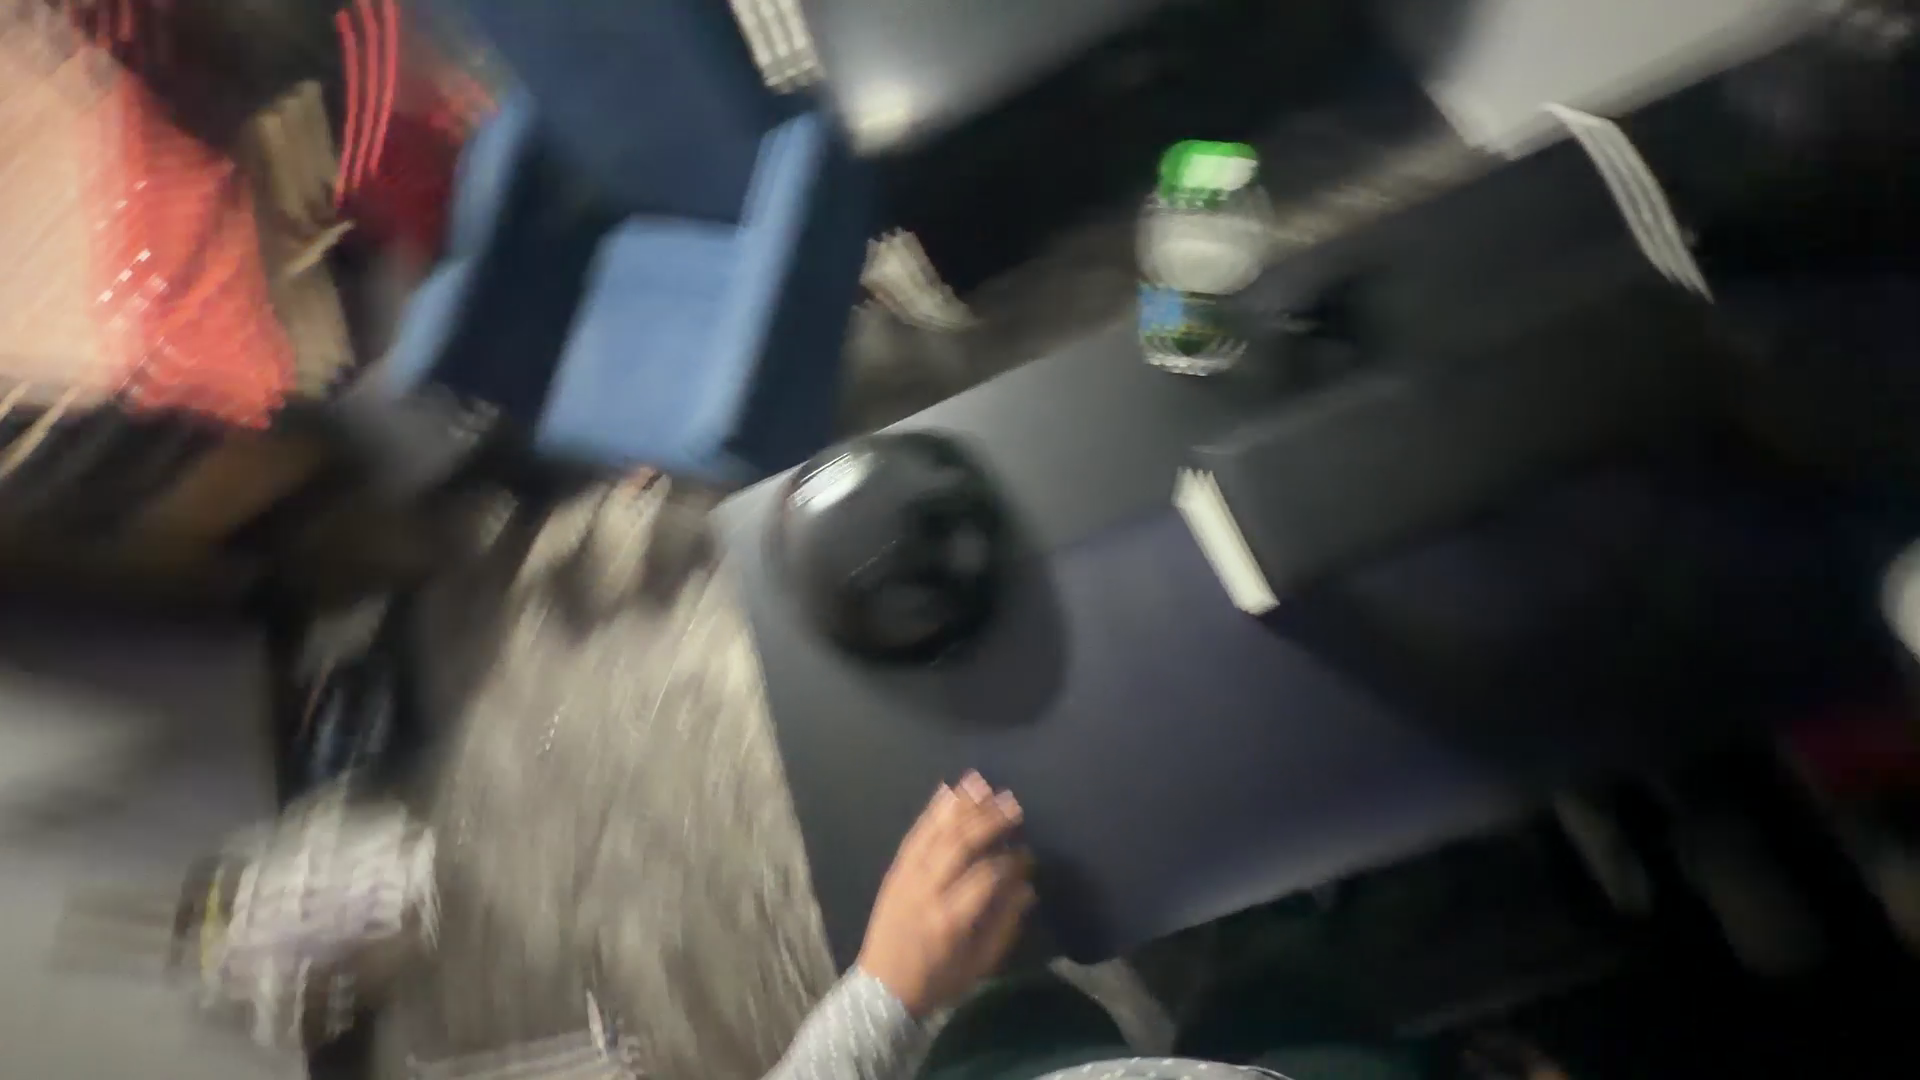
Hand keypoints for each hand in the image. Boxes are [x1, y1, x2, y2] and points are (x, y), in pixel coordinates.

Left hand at [856, 771, 1034, 1016]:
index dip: (1010, 861)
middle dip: (989, 820)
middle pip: (960, 845)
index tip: (1028, 853)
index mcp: (949, 920)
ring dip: (961, 805)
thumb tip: (1026, 887)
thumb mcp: (978, 966)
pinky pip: (915, 833)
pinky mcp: (896, 869)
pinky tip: (948, 789)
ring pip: (936, 832)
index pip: (985, 877)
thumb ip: (1004, 925)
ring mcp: (908, 876)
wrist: (881, 989)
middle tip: (1014, 803)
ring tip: (983, 782)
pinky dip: (933, 809)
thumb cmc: (937, 980)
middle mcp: (926, 891)